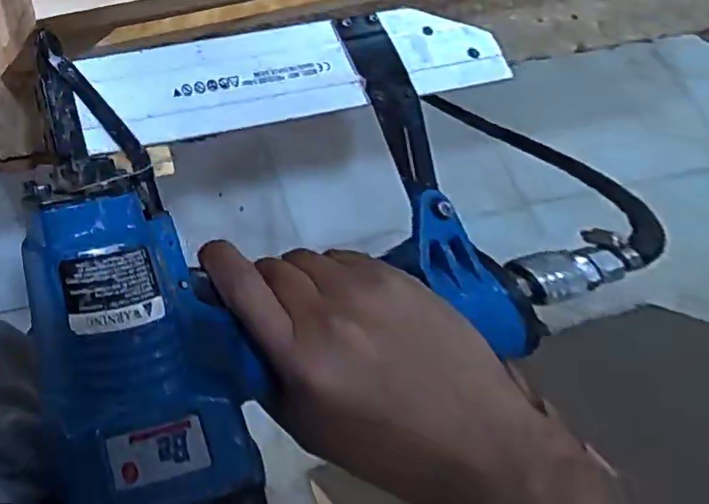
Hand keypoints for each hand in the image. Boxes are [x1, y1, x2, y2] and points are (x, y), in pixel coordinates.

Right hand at [199, 241, 621, 503]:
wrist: (494, 450)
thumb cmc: (387, 445)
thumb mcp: (304, 421)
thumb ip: (256, 364)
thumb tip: (222, 319)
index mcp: (298, 352)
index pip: (235, 275)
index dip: (215, 262)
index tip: (215, 268)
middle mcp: (325, 314)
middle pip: (267, 267)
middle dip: (268, 287)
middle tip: (290, 317)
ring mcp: (364, 291)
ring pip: (302, 259)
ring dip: (304, 281)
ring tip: (332, 314)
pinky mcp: (396, 278)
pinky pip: (340, 258)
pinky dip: (339, 277)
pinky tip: (362, 309)